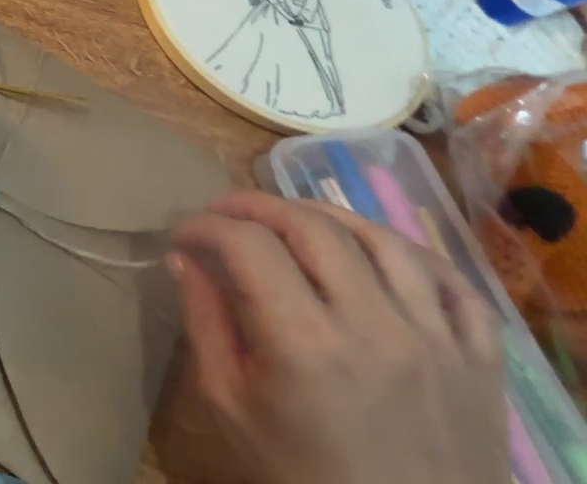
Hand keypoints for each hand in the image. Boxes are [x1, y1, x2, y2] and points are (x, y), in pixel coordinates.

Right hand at [170, 192, 506, 483]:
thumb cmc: (299, 471)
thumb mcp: (228, 402)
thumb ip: (205, 323)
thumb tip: (184, 260)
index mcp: (302, 342)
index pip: (246, 244)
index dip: (203, 225)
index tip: (181, 236)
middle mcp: (374, 326)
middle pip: (312, 227)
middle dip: (255, 206)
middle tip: (223, 214)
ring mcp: (438, 340)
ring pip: (385, 240)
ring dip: (327, 216)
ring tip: (291, 221)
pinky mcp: (481, 359)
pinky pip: (455, 283)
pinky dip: (410, 253)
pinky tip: (374, 253)